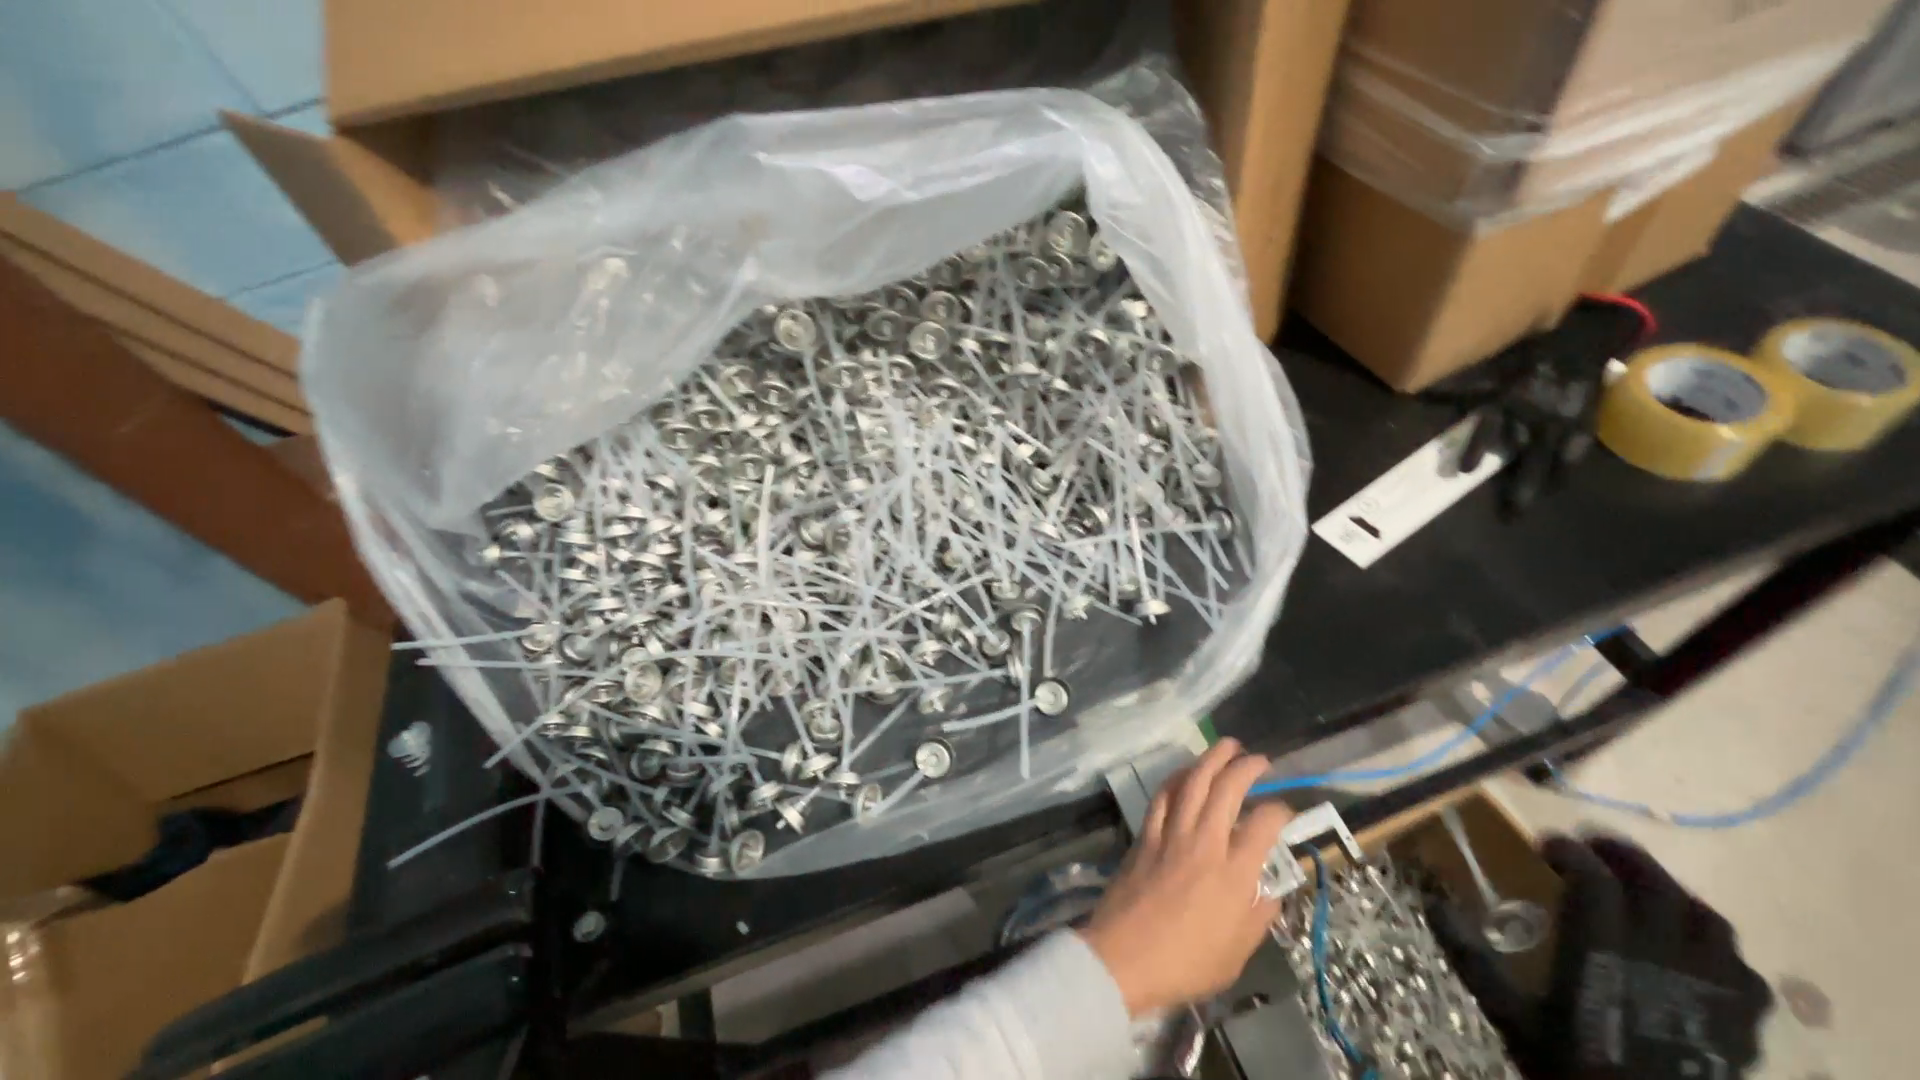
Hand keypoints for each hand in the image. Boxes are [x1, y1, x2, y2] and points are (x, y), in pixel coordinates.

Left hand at [1078, 739, 1292, 1016]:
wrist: (1123, 958)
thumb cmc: (1186, 964)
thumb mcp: (1238, 952)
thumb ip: (1259, 916)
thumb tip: (1270, 891)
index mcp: (1234, 872)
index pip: (1264, 824)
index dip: (1280, 810)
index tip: (1284, 810)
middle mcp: (1205, 843)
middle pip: (1228, 789)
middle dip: (1247, 766)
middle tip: (1259, 758)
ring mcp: (1171, 835)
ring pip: (1192, 782)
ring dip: (1211, 759)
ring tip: (1226, 746)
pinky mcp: (1144, 836)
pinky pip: (1163, 796)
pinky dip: (1177, 778)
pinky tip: (1184, 773)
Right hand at [1429, 836, 1772, 1079]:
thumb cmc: (1569, 1070)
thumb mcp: (1510, 1016)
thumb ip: (1472, 957)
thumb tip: (1432, 903)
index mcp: (1603, 955)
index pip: (1593, 880)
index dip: (1569, 852)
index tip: (1544, 845)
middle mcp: (1662, 960)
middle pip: (1655, 885)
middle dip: (1622, 856)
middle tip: (1592, 846)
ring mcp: (1710, 990)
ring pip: (1706, 919)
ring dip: (1672, 893)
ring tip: (1645, 890)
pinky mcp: (1742, 1022)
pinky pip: (1741, 969)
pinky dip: (1716, 948)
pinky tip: (1695, 953)